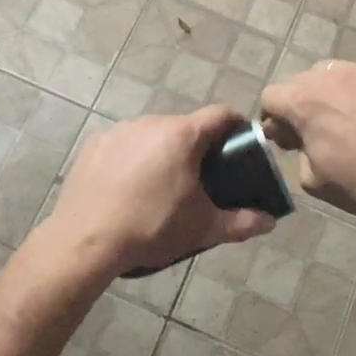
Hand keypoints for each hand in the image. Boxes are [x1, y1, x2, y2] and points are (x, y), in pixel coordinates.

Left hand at [44, 106, 276, 275]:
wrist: (86, 240)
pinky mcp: (94, 144)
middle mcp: (151, 122)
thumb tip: (269, 222)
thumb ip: (241, 222)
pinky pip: (123, 144)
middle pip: (185, 126)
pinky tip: (127, 187)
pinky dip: (131, 159)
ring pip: (152, 134)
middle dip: (196, 147)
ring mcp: (119, 130)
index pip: (221, 115)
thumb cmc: (152, 228)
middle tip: (201, 178)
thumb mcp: (202, 228)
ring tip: (160, 185)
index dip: (236, 127)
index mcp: (183, 135)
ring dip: (162, 151)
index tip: (240, 146)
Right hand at [260, 59, 355, 223]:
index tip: (287, 138)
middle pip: (302, 81)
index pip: (271, 96)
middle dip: (302, 104)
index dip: (274, 118)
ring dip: (333, 93)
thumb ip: (298, 151)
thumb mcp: (314, 181)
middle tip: (318, 131)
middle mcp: (330, 75)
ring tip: (351, 119)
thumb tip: (301, 139)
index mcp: (304, 101)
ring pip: (334, 73)